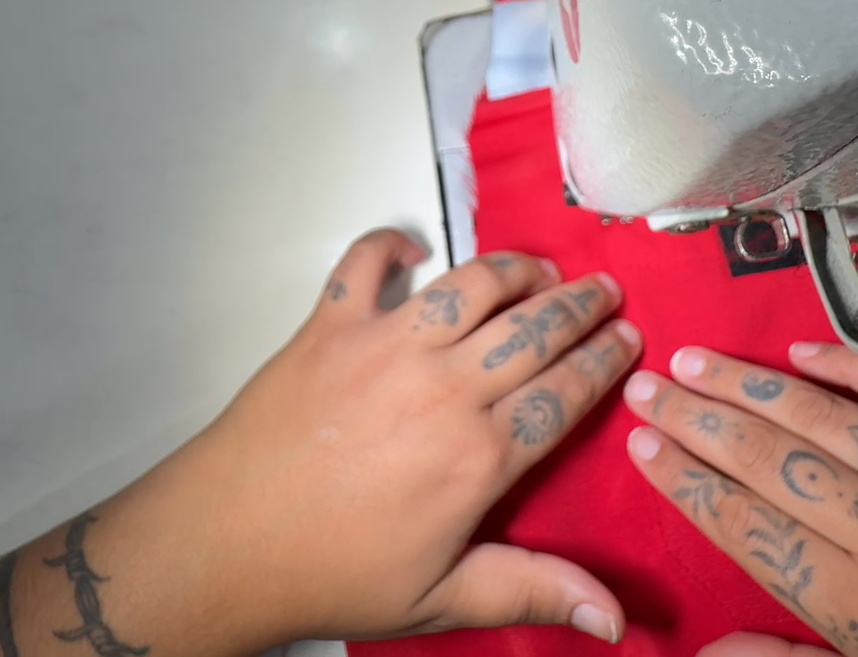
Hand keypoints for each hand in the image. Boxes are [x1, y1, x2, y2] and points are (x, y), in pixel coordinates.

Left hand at [90, 229, 642, 651]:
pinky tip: (412, 243)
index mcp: (476, 452)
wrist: (229, 540)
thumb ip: (531, 590)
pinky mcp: (331, 322)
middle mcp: (441, 384)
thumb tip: (616, 617)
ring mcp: (384, 342)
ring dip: (514, 268)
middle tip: (604, 288)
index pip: (564, 392)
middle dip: (580, 304)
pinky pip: (364, 261)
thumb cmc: (333, 572)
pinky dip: (387, 241)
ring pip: (470, 284)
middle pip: (533, 328)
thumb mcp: (441, 599)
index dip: (604, 361)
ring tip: (540, 267)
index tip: (628, 338)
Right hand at [621, 341, 857, 656]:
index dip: (686, 482)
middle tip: (644, 385)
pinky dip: (854, 367)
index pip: (749, 529)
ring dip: (750, 385)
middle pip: (772, 463)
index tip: (639, 443)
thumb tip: (702, 651)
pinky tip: (802, 350)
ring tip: (692, 360)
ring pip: (826, 420)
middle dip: (696, 420)